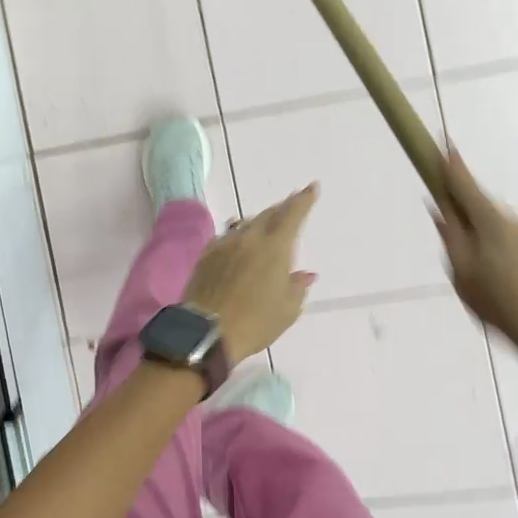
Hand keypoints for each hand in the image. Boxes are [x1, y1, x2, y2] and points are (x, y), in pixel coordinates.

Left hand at [182, 184, 319, 359]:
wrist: (206, 331)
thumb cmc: (255, 323)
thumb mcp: (286, 310)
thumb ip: (296, 287)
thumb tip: (304, 274)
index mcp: (275, 248)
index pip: (292, 215)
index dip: (303, 200)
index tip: (311, 187)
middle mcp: (249, 238)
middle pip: (268, 215)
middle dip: (281, 209)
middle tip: (290, 208)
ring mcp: (224, 244)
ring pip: (245, 224)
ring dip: (259, 223)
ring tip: (266, 228)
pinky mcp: (206, 254)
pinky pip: (227, 237)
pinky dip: (238, 236)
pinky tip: (239, 245)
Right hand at [431, 153, 517, 380]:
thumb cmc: (503, 311)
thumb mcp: (463, 277)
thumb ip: (451, 239)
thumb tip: (441, 207)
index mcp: (493, 225)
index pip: (466, 185)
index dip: (451, 164)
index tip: (443, 140)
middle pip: (485, 213)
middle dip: (470, 227)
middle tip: (465, 264)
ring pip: (505, 235)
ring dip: (494, 251)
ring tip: (496, 292)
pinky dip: (515, 263)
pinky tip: (517, 295)